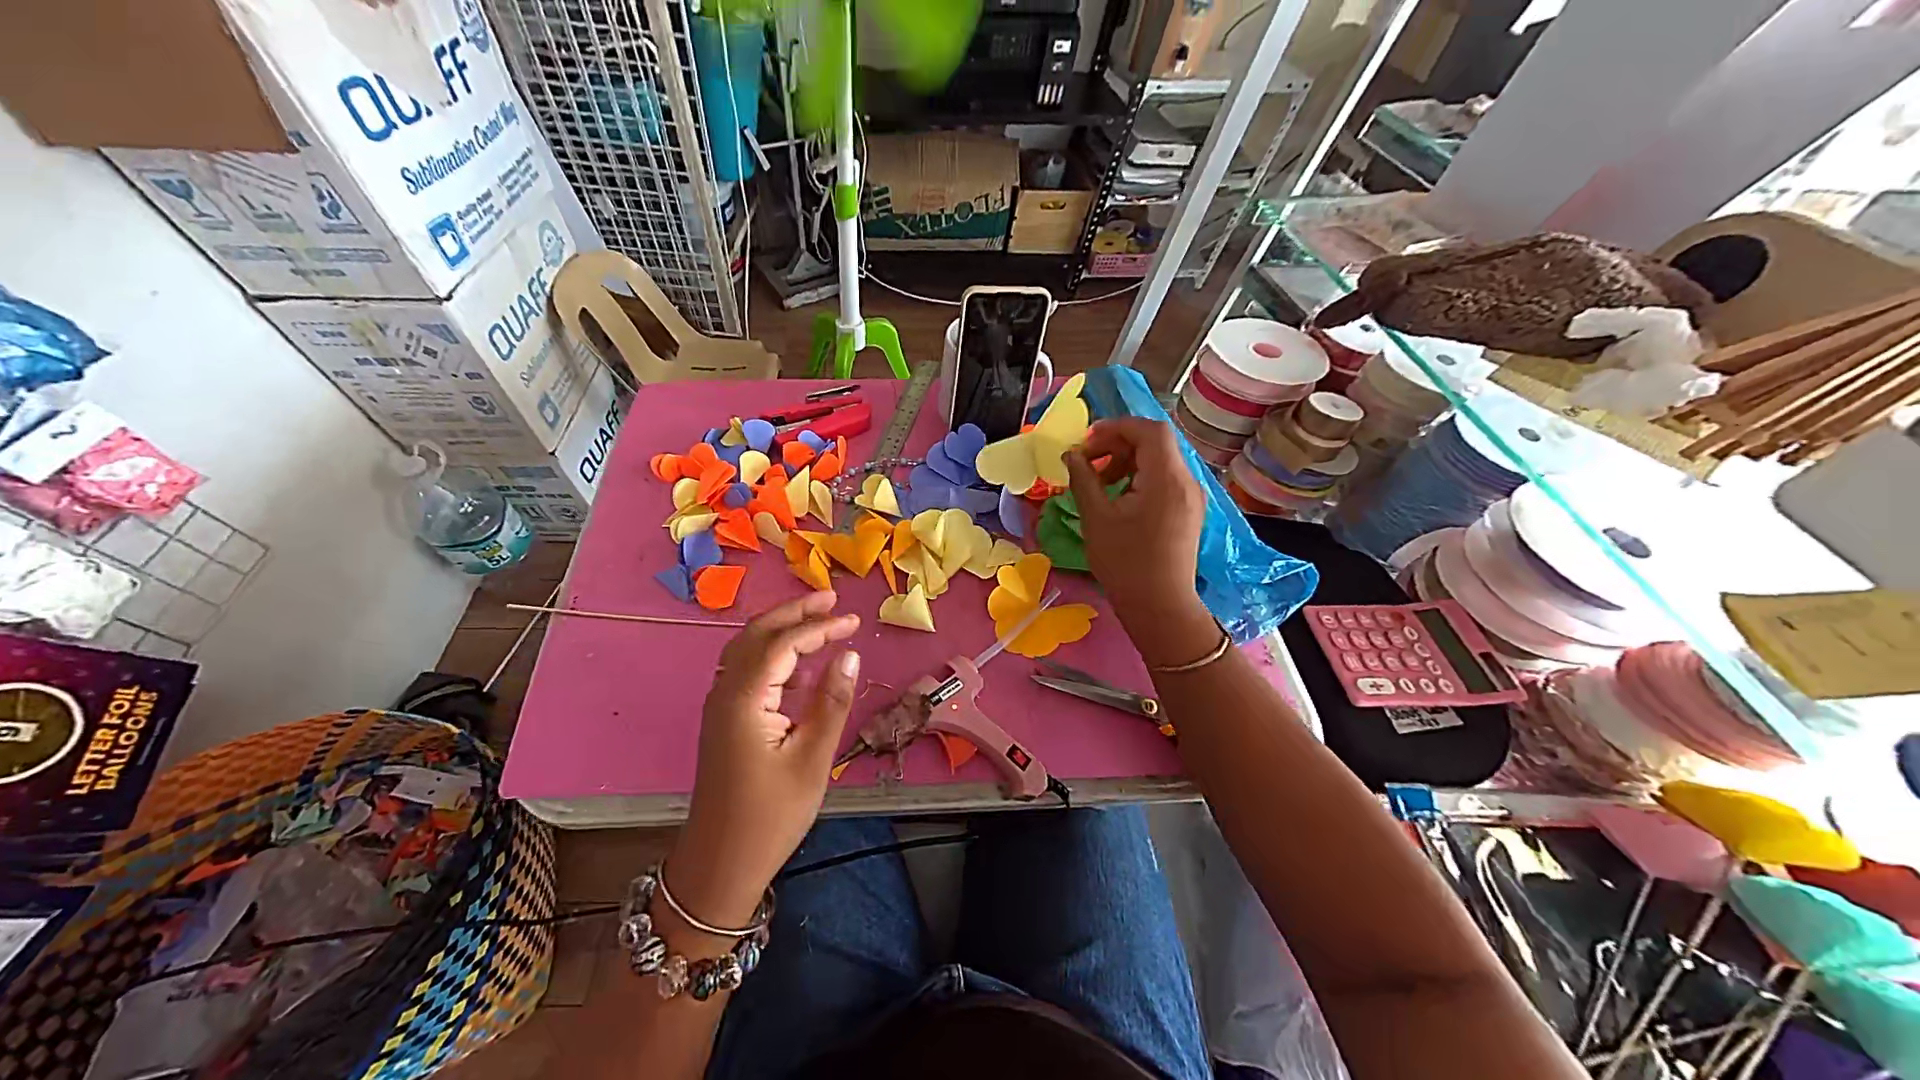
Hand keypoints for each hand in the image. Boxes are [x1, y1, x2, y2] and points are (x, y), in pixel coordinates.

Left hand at [669, 592, 860, 931]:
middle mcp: (725, 692)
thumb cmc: (771, 816)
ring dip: (781, 630)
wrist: (720, 864)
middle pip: (757, 634)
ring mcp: (720, 706)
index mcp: (744, 699)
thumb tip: (849, 655)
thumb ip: (832, 702)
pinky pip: (746, 671)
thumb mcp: (812, 759)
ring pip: (748, 650)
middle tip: (831, 598)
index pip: (784, 643)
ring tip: (819, 620)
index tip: (854, 620)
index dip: (820, 626)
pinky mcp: (724, 720)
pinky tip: (799, 666)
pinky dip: (773, 655)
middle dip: (794, 612)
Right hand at [1066, 418, 1215, 665]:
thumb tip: (1071, 454)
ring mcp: (1191, 496)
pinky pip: (1165, 479)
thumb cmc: (1125, 563)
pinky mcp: (1189, 511)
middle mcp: (1186, 481)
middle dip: (1119, 444)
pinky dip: (1140, 477)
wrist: (1160, 606)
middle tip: (1088, 462)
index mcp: (1166, 478)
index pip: (1149, 430)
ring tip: (1100, 483)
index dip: (1117, 427)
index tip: (1087, 442)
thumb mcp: (1096, 518)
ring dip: (1128, 461)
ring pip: (1160, 460)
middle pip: (1156, 442)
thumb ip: (1083, 478)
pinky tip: (1119, 499)